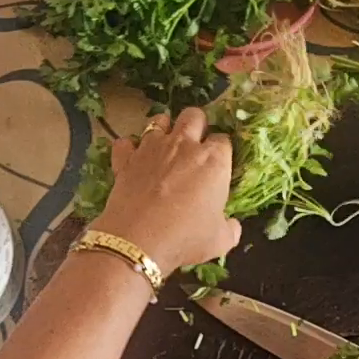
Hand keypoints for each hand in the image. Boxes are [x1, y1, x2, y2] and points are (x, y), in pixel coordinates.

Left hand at [94, 108, 240, 273]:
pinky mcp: (126, 158)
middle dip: (197, 126)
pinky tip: (133, 160)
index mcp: (214, 161)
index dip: (221, 152)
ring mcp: (152, 148)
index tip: (218, 167)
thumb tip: (232, 225)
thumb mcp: (220, 241)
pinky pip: (126, 142)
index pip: (224, 141)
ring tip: (165, 147)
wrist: (138, 242)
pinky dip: (129, 148)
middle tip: (195, 147)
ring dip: (164, 129)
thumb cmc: (186, 239)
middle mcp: (184, 145)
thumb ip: (230, 229)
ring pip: (159, 120)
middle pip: (194, 116)